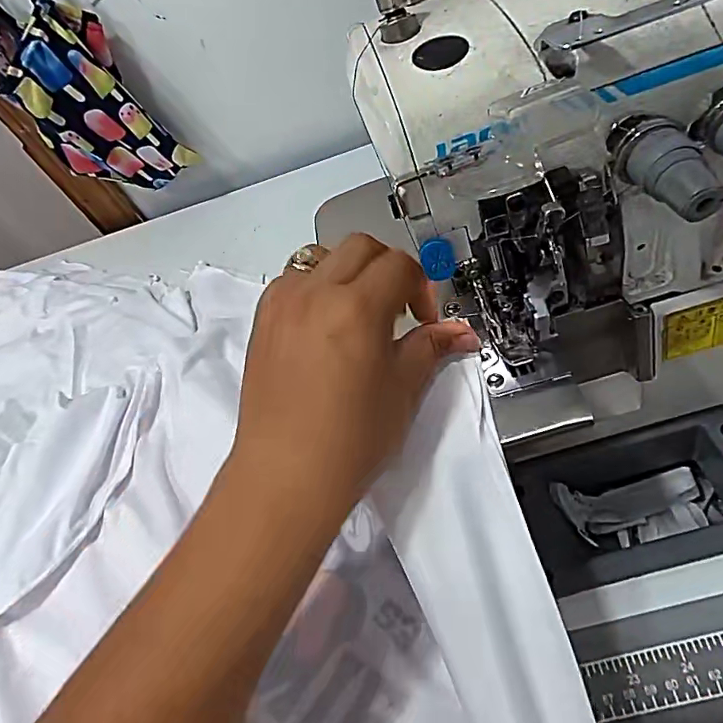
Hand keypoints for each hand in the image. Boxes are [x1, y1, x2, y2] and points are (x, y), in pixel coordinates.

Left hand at [229, 233, 480, 514]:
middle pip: (361, 247)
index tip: (425, 318)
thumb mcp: (402, 389)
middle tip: (399, 307)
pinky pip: (292, 280)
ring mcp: (283, 305)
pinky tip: (325, 324)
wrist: (287, 475)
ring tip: (360, 313)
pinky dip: (315, 286)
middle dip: (388, 267)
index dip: (421, 287)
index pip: (399, 265)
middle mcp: (314, 295)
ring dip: (349, 272)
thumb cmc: (350, 440)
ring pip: (322, 257)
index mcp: (355, 308)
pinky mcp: (263, 320)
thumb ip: (430, 347)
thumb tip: (459, 332)